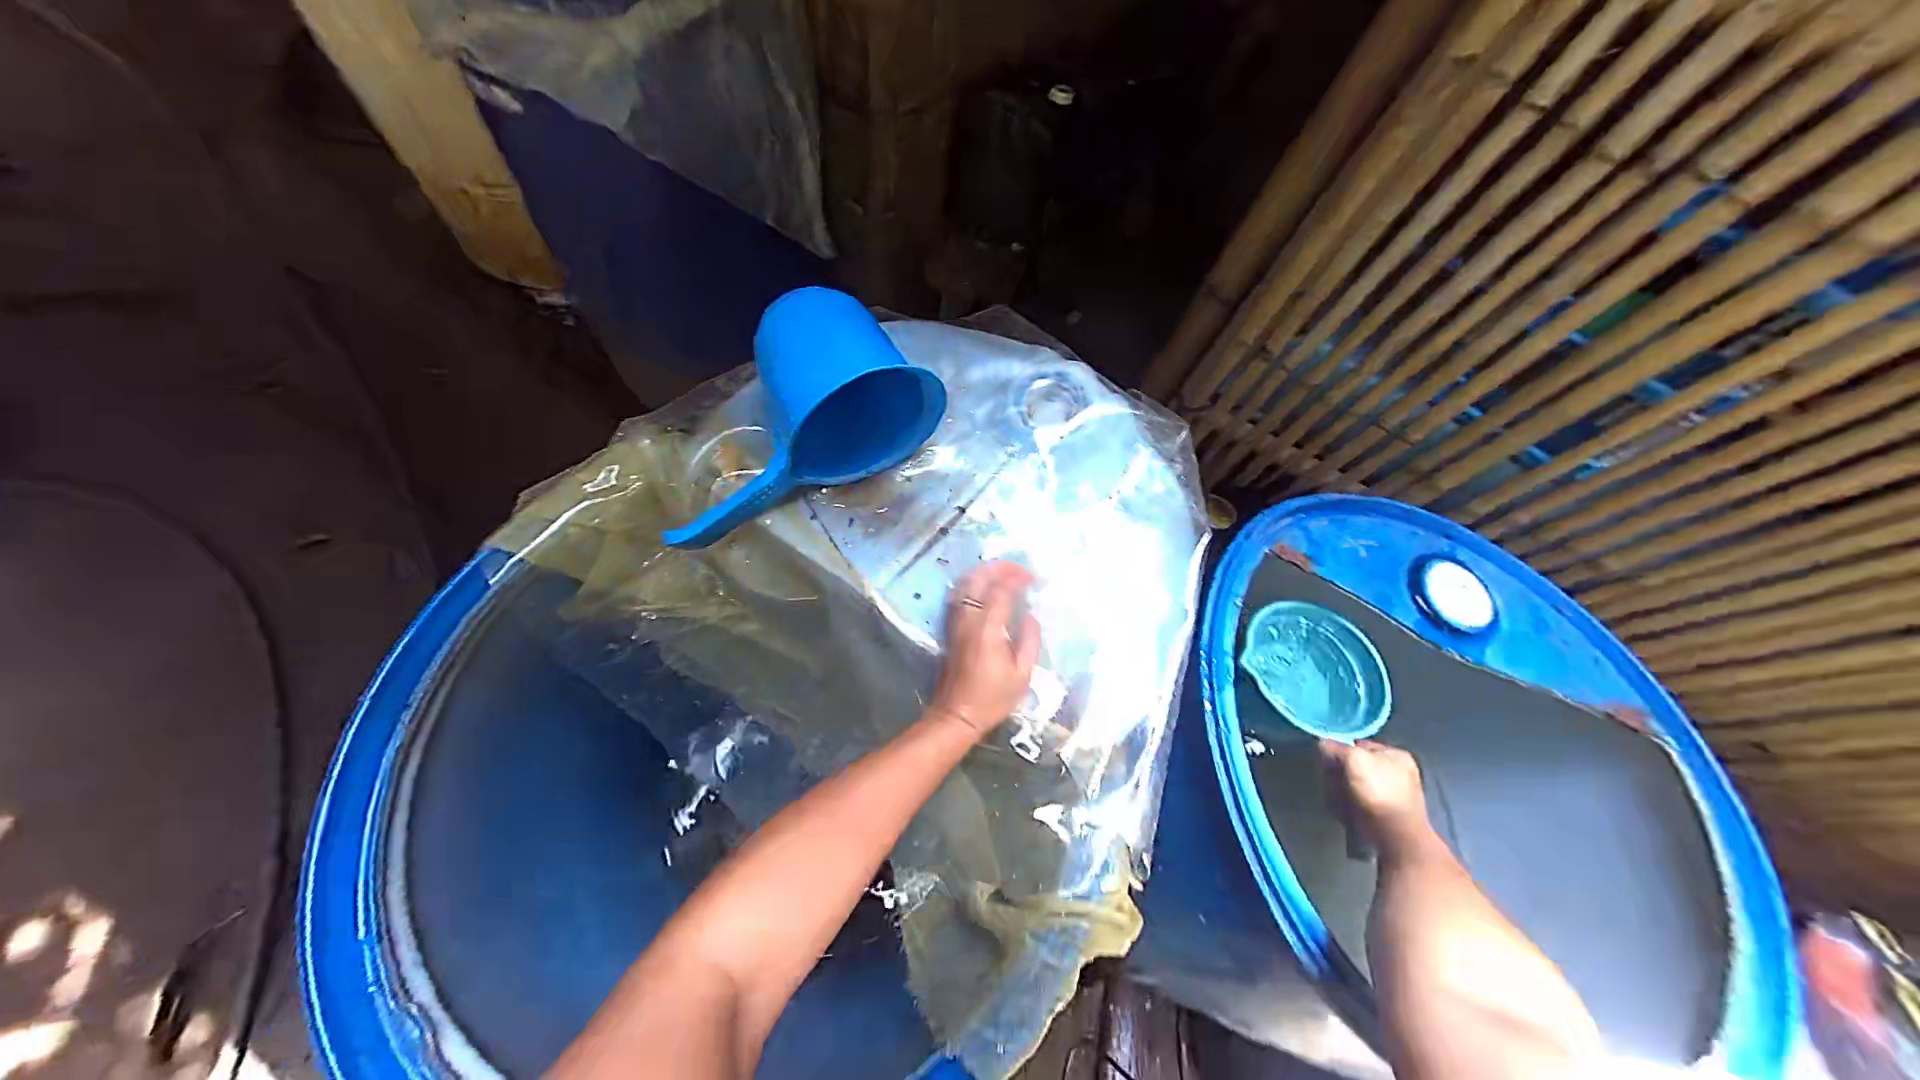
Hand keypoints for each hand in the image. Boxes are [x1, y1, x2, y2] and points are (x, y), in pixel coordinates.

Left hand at [929, 561, 1042, 738]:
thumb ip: (1029, 639)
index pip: (1001, 590)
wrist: (957, 714)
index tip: (1034, 578)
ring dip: (985, 573)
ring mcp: (956, 623)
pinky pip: (960, 596)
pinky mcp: (951, 629)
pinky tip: (987, 589)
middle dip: (999, 568)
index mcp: (988, 628)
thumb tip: (1031, 615)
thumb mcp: (1022, 674)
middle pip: (978, 579)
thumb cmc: (992, 698)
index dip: (1018, 578)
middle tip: (1020, 569)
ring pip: (965, 585)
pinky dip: (974, 585)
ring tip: (1005, 574)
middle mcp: (968, 619)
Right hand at [1321, 740, 1431, 853]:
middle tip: (1334, 782)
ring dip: (1341, 790)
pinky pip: (1357, 801)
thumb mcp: (1354, 759)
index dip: (1340, 751)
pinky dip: (1348, 805)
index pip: (1358, 744)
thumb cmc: (1378, 792)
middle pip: (1354, 765)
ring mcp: (1392, 793)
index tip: (1329, 762)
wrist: (1396, 836)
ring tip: (1340, 799)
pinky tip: (1346, 810)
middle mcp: (1397, 771)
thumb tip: (1323, 744)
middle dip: (1339, 774)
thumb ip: (1336, 747)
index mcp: (1396, 755)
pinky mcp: (1384, 812)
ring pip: (1353, 784)